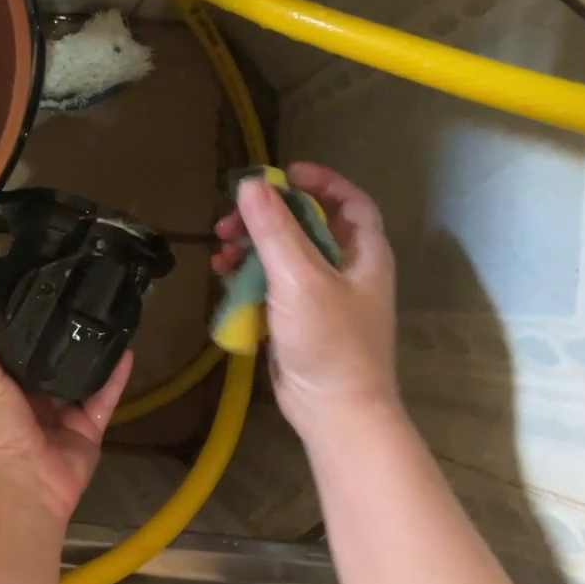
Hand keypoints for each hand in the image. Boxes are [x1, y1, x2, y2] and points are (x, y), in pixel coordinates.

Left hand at [0, 293, 132, 521]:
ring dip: (94, 352)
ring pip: (83, 377)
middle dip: (63, 337)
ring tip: (106, 317)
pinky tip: (127, 347)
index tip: (39, 292)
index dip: (25, 324)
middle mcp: (35, 398)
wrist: (27, 480)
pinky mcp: (91, 427)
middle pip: (53, 362)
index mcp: (6, 386)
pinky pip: (106, 397)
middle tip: (79, 299)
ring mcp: (65, 414)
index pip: (16, 349)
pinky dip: (117, 376)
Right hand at [213, 162, 399, 440]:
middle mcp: (346, 269)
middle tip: (231, 219)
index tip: (281, 173)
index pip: (348, 201)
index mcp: (363, 254)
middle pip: (306, 226)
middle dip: (267, 217)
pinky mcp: (297, 318)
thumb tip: (250, 183)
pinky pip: (271, 284)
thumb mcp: (299, 279)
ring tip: (221, 249)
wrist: (334, 409)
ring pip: (283, 255)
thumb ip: (274, 230)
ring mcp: (321, 295)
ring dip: (251, 247)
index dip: (320, 181)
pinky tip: (224, 277)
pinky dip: (248, 275)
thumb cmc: (328, 341)